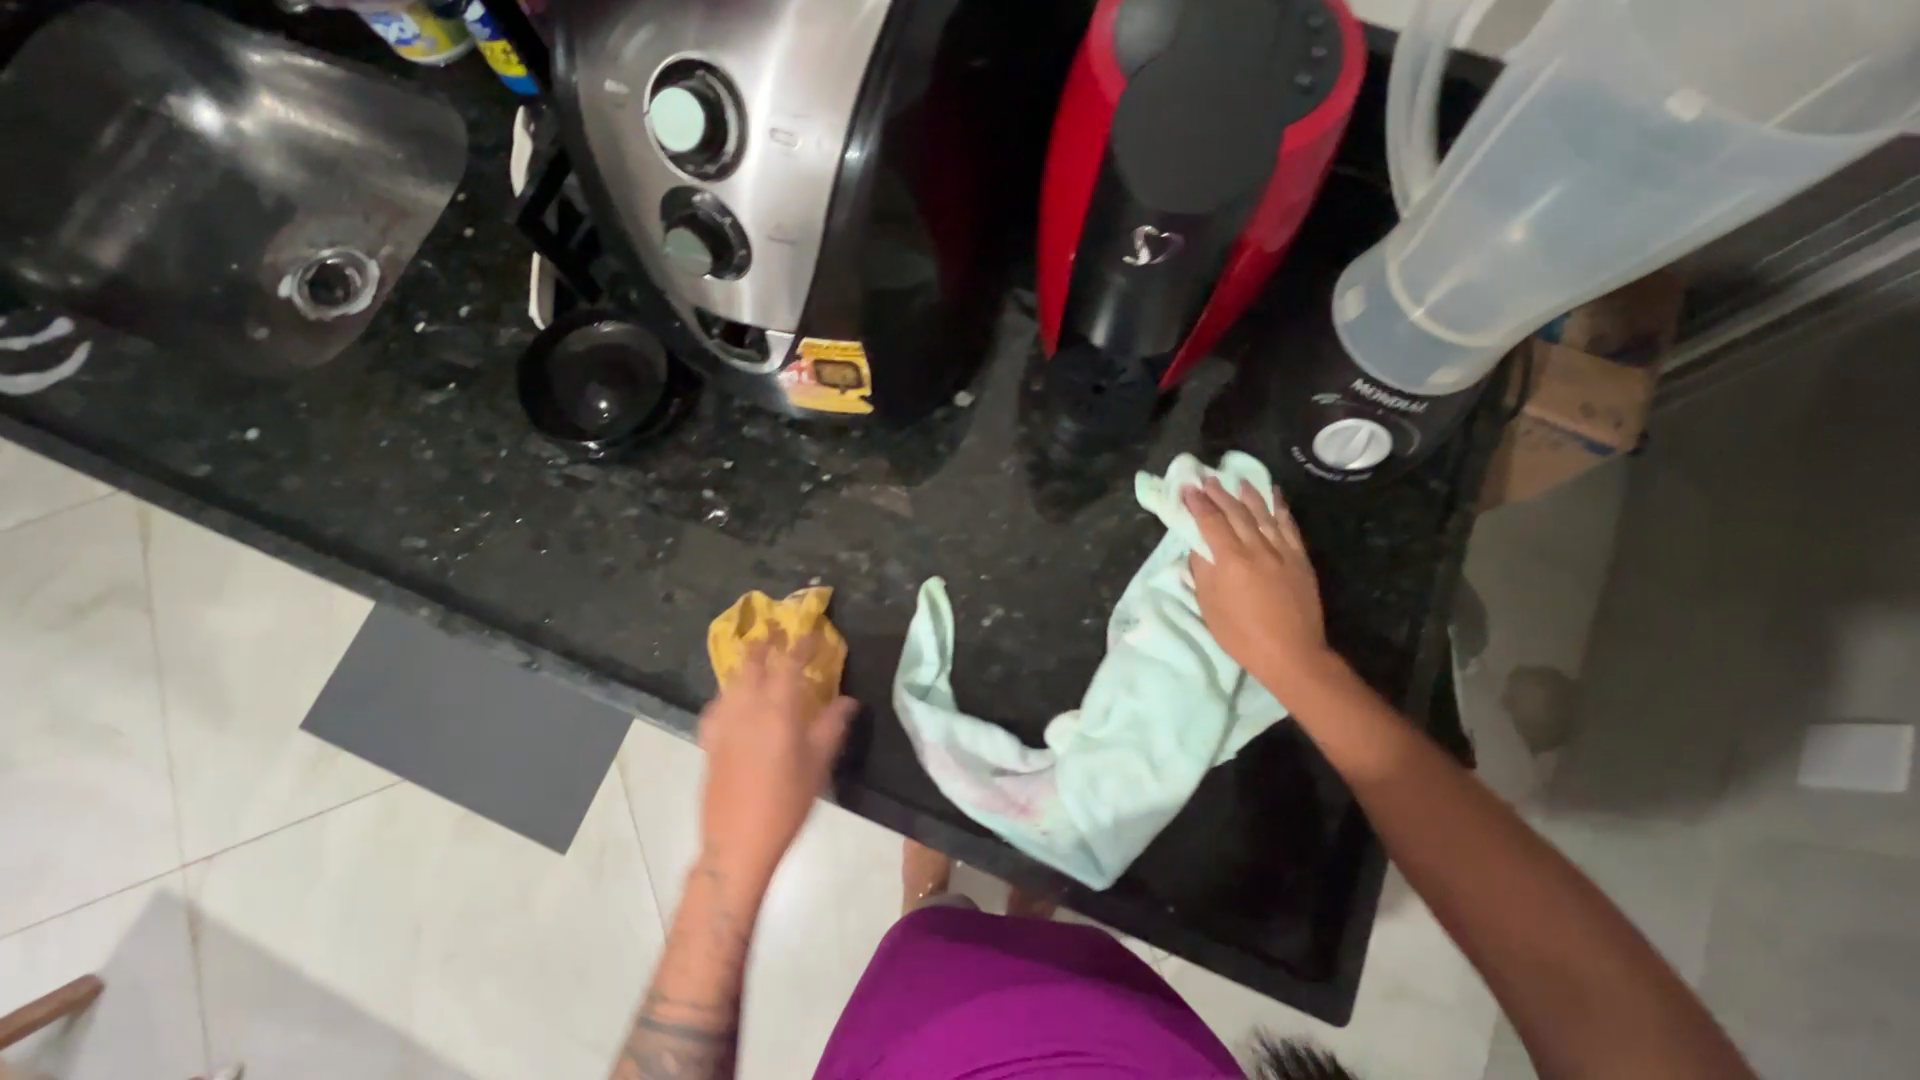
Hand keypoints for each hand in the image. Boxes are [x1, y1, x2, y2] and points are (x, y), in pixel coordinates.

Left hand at [697, 630, 856, 887]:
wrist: (738, 840)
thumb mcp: (819, 763)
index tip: (811, 631)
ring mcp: (723, 722)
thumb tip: (847, 701)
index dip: (801, 644)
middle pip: (752, 663)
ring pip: (732, 680)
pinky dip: (729, 692)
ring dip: (745, 663)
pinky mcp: (709, 740)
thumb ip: (832, 726)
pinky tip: (733, 699)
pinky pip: (718, 704)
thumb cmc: (787, 802)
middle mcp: (747, 707)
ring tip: (756, 656)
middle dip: (765, 643)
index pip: (789, 663)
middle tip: (776, 630)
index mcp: (778, 709)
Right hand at [1184, 476, 1337, 695]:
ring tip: (1237, 481)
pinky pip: (1289, 525)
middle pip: (1236, 513)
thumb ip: (1203, 573)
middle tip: (1207, 480)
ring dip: (1248, 495)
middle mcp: (1256, 548)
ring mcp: (1281, 551)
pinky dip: (1280, 508)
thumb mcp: (1210, 608)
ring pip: (1263, 514)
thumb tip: (1198, 549)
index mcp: (1230, 561)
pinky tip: (1275, 496)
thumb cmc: (1242, 636)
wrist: (1291, 653)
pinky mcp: (1299, 558)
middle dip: (1219, 494)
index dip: (1198, 504)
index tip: (1187, 489)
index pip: (1210, 522)